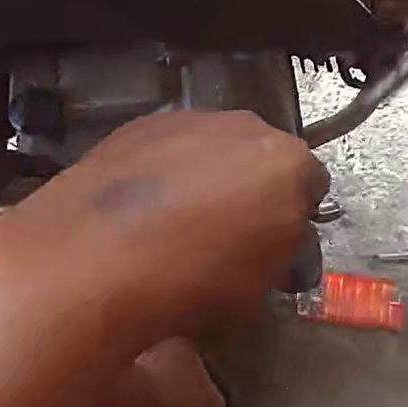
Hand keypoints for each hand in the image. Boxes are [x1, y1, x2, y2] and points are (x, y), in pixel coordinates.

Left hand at [0, 111, 326, 342]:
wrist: (95, 259)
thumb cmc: (195, 280)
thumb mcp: (261, 287)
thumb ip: (283, 256)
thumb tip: (277, 250)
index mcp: (289, 164)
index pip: (313, 184)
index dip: (296, 215)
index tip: (276, 242)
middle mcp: (247, 127)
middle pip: (264, 157)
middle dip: (255, 188)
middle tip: (231, 231)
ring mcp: (191, 119)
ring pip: (217, 147)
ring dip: (211, 175)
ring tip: (180, 219)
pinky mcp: (141, 124)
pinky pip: (171, 146)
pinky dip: (168, 169)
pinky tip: (145, 205)